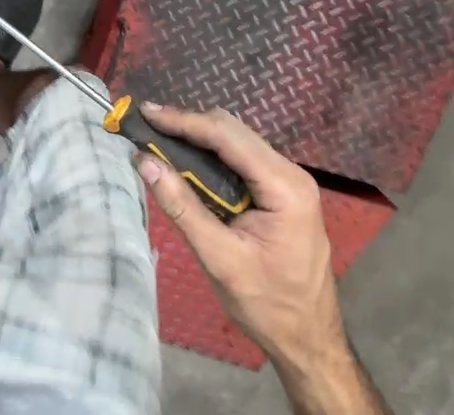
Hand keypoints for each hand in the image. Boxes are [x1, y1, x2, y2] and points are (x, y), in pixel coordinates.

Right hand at [136, 105, 345, 368]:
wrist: (309, 339)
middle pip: (232, 130)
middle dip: (187, 123)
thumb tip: (145, 162)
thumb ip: (183, 207)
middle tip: (145, 126)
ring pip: (236, 139)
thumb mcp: (220, 259)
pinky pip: (240, 156)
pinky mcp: (279, 190)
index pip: (227, 137)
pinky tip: (184, 156)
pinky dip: (209, 151)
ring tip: (157, 136)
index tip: (146, 113)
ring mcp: (288, 181)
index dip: (184, 121)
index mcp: (285, 188)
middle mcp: (291, 175)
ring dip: (196, 135)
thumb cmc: (269, 304)